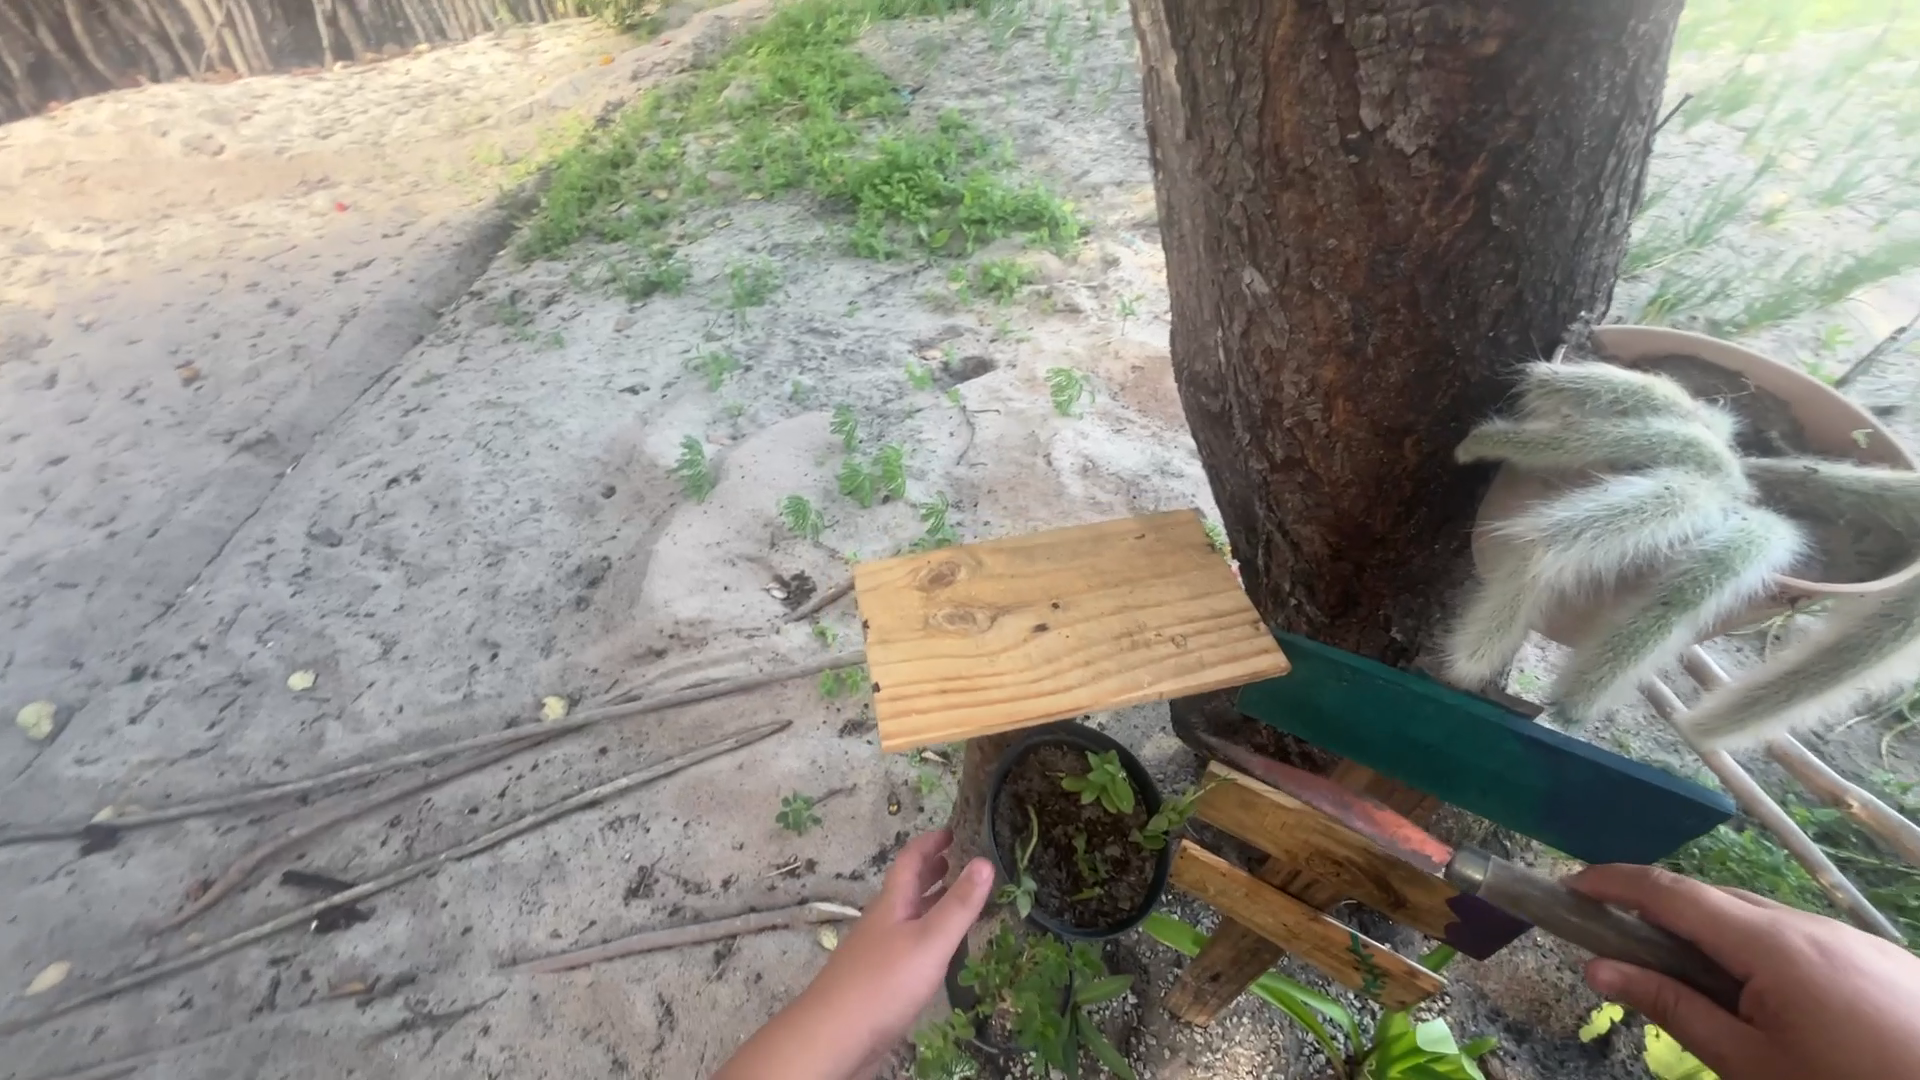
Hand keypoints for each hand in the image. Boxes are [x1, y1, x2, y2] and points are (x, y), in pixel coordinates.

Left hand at [806, 829, 995, 1049]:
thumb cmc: (884, 981)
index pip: (911, 859)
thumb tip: (985, 860)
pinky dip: (926, 932)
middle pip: (907, 884)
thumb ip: (959, 905)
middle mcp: (883, 918)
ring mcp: (878, 949)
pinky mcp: (878, 977)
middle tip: (959, 859)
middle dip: (932, 868)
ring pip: (908, 914)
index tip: (953, 830)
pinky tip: (937, 950)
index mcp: (893, 902)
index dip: (930, 842)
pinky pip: (907, 941)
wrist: (833, 1037)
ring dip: (930, 900)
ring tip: (956, 897)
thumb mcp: (930, 940)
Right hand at [1568, 864, 1919, 1079]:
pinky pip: (1807, 938)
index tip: (1568, 887)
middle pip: (1712, 897)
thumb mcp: (1754, 1067)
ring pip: (1761, 917)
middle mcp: (1813, 927)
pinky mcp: (1895, 967)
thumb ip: (1672, 1008)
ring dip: (1713, 930)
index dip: (1610, 881)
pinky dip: (1764, 950)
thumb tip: (1595, 968)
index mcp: (1772, 945)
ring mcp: (1862, 944)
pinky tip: (1777, 1000)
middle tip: (1622, 941)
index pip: (1666, 890)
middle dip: (1658, 908)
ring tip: (1700, 979)